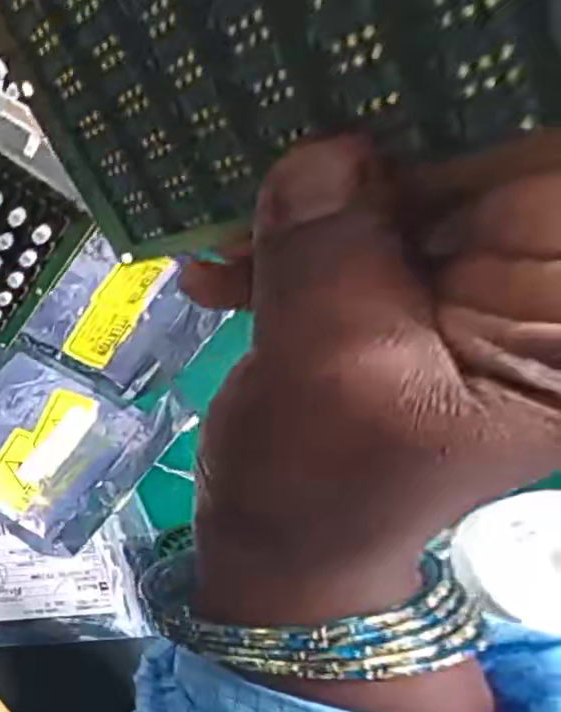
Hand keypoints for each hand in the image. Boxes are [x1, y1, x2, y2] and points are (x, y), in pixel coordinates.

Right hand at [180, 135, 560, 627]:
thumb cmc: (313, 481)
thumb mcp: (324, 373)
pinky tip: (222, 274)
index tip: (344, 130)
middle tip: (255, 198)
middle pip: (476, 181)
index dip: (450, 140)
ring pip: (398, 211)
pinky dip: (282, 257)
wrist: (278, 543)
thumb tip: (316, 156)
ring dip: (299, 226)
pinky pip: (353, 251)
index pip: (541, 175)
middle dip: (357, 186)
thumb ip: (327, 263)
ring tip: (220, 255)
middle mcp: (550, 286)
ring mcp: (478, 294)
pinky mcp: (407, 304)